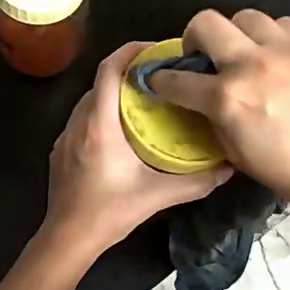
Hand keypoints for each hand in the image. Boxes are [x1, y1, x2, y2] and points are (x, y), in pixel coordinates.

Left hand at [45, 41, 233, 251]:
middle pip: (100, 83)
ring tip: (143, 104)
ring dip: (114, 96)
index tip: (156, 50)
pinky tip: (120, 134)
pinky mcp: (60, 152)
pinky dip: (101, 115)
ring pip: (89, 102)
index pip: (109, 70)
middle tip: (159, 80)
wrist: (66, 239)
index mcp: (99, 125)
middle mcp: (78, 123)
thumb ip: (196, 182)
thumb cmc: (109, 213)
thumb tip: (229, 168)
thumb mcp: (157, 196)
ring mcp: (64, 138)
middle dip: (128, 74)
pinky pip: (81, 121)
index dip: (131, 51)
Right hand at [148, 9, 289, 215]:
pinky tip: (286, 58)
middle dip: (196, 38)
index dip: (162, 80)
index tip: (162, 79)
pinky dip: (278, 38)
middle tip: (205, 55)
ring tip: (251, 54)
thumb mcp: (241, 157)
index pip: (179, 78)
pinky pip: (288, 24)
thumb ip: (216, 121)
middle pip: (207, 22)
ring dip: (240, 35)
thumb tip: (205, 102)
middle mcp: (255, 64)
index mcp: (230, 99)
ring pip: (248, 17)